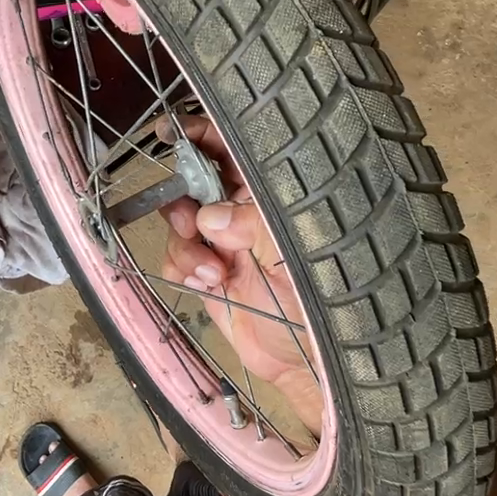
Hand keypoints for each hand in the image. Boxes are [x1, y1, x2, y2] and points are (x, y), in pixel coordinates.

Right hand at [157, 117, 323, 436]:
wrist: (309, 363)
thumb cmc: (323, 305)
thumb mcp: (296, 257)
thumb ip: (255, 227)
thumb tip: (210, 216)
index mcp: (273, 198)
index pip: (234, 151)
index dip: (203, 135)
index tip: (174, 132)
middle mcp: (246, 215)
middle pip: (196, 184)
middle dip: (183, 197)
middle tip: (190, 220)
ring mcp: (224, 245)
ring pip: (181, 223)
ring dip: (186, 243)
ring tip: (211, 268)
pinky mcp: (207, 276)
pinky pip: (176, 259)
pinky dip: (182, 269)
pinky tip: (208, 284)